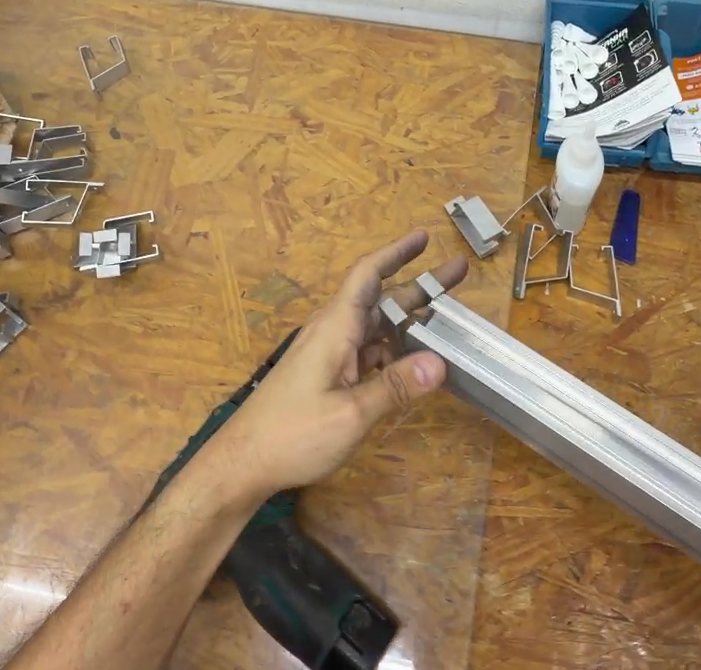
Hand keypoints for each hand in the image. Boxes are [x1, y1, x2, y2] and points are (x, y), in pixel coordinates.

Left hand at [206, 230, 466, 505]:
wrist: (243, 464)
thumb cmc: (292, 435)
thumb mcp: (350, 414)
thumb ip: (395, 387)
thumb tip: (440, 363)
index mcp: (336, 328)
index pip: (368, 275)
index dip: (396, 252)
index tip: (424, 236)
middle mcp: (333, 332)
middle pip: (380, 298)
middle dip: (418, 284)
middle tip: (458, 272)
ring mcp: (329, 354)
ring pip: (376, 326)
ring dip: (409, 319)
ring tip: (446, 318)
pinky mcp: (326, 375)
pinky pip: (368, 350)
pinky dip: (394, 348)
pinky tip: (416, 360)